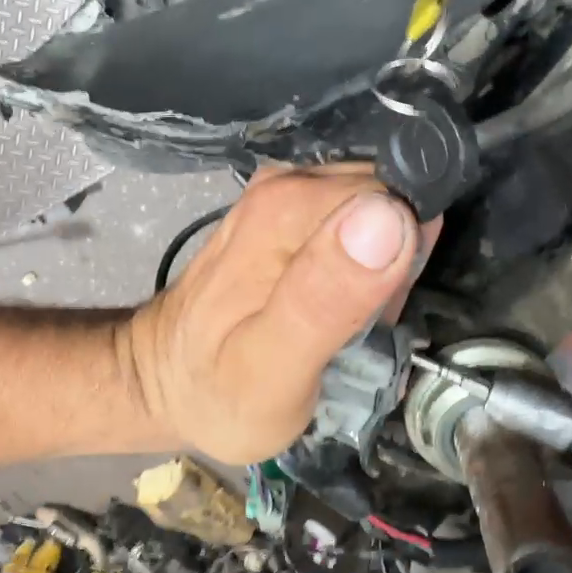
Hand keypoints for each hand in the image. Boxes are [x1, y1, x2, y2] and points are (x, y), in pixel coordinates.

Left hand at [121, 166, 435, 464]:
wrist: (166, 381)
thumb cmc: (218, 391)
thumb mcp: (274, 367)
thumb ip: (328, 296)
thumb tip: (389, 218)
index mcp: (286, 207)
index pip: (394, 199)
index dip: (405, 256)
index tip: (378, 310)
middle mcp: (288, 181)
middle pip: (389, 199)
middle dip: (396, 259)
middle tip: (362, 322)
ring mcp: (287, 191)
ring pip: (378, 208)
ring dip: (382, 265)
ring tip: (349, 316)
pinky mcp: (289, 209)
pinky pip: (357, 219)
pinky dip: (363, 263)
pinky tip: (339, 300)